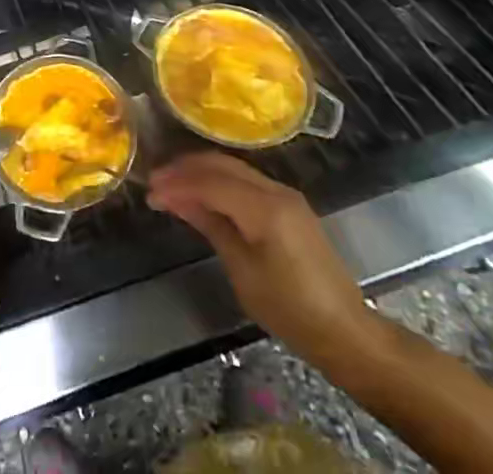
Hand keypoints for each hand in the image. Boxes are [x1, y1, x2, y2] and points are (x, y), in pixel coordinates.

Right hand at [147, 153, 374, 361]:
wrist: (342, 328)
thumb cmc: (288, 308)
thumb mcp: (242, 271)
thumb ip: (211, 226)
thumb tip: (176, 199)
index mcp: (266, 208)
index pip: (212, 182)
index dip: (178, 183)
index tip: (149, 190)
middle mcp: (277, 190)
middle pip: (224, 165)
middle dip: (186, 169)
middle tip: (155, 181)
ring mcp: (286, 195)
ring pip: (235, 169)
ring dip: (202, 173)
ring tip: (171, 185)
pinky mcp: (289, 205)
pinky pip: (247, 182)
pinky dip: (220, 182)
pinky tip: (202, 195)